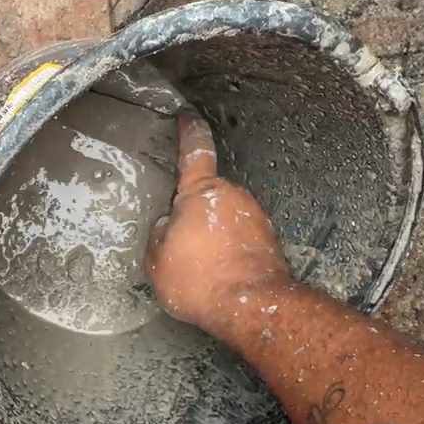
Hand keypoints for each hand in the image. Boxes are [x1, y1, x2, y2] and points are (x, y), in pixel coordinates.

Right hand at [145, 113, 292, 328]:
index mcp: (201, 193)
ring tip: (199, 269)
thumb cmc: (200, 281)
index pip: (194, 152)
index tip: (186, 117)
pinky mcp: (266, 239)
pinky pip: (238, 240)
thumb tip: (166, 226)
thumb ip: (158, 235)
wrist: (250, 306)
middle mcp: (232, 196)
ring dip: (211, 238)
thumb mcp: (157, 260)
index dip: (189, 132)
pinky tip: (217, 276)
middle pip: (206, 196)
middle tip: (179, 246)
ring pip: (223, 220)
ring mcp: (253, 216)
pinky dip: (227, 253)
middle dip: (192, 215)